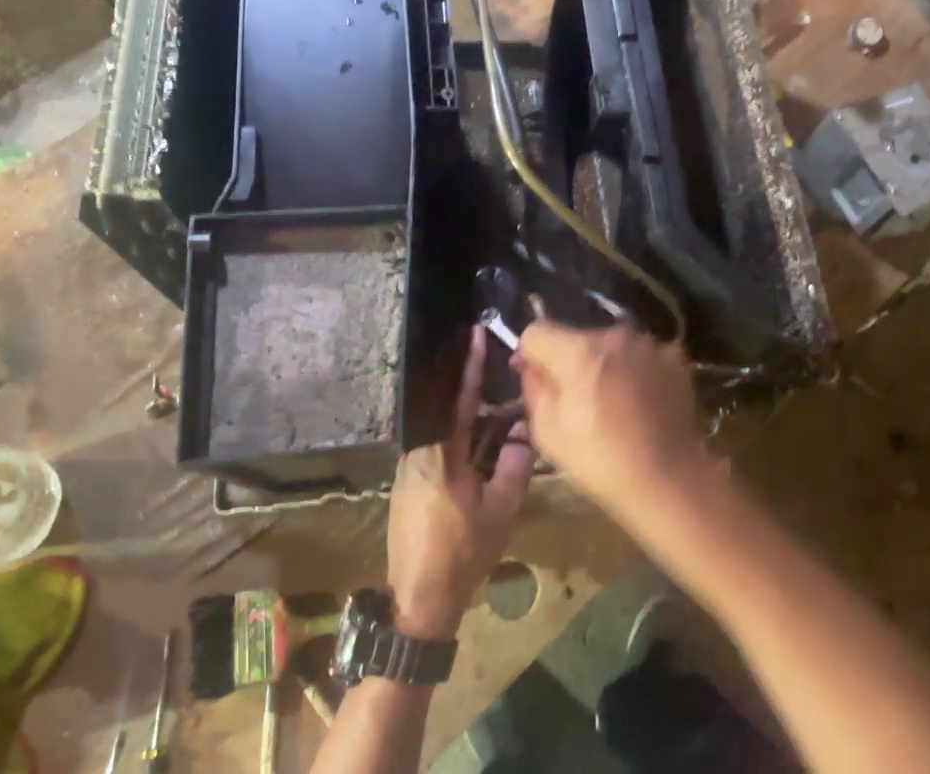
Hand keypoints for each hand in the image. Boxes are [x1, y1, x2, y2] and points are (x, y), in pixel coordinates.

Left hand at [387, 325, 533, 640]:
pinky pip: (432, 444)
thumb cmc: (463, 553)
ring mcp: (408, 468)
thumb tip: (523, 430)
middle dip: (463, 380)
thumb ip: (514, 465)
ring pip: (437, 427)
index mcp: (441, 455)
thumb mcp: (500, 510)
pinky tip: (471, 433)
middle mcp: (418, 452)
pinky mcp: (406, 483)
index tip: (474, 333)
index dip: (469, 365)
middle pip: (442, 407)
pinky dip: (452, 430)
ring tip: (485, 390)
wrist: (418, 596)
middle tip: (484, 353)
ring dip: (459, 408)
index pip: (458, 399)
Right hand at [513, 322, 714, 518]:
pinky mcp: (673, 358)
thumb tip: (530, 365)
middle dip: (569, 361)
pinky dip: (633, 371)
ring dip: (603, 365)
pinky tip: (639, 401)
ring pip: (609, 346)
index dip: (529, 355)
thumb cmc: (600, 460)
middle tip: (577, 399)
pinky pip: (639, 355)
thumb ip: (533, 387)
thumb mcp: (547, 431)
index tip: (535, 379)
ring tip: (612, 402)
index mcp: (579, 351)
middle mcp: (615, 336)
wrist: (668, 479)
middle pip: (576, 337)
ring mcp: (649, 345)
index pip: (536, 331)